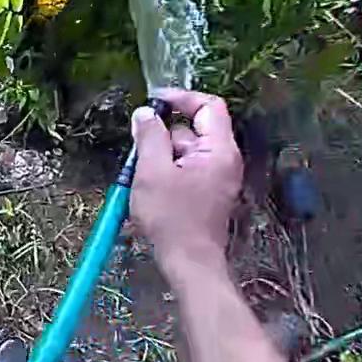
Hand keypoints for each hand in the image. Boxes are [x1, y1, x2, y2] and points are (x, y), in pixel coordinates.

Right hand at [129, 88, 242, 272]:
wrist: (189, 264)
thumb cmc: (171, 218)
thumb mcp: (152, 172)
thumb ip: (149, 137)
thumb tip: (145, 113)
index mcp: (219, 151)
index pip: (208, 106)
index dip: (181, 98)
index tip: (153, 101)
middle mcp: (224, 161)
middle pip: (193, 130)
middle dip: (163, 134)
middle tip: (137, 148)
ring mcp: (217, 178)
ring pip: (185, 152)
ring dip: (160, 156)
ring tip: (139, 175)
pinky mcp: (207, 194)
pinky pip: (185, 170)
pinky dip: (165, 172)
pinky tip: (147, 188)